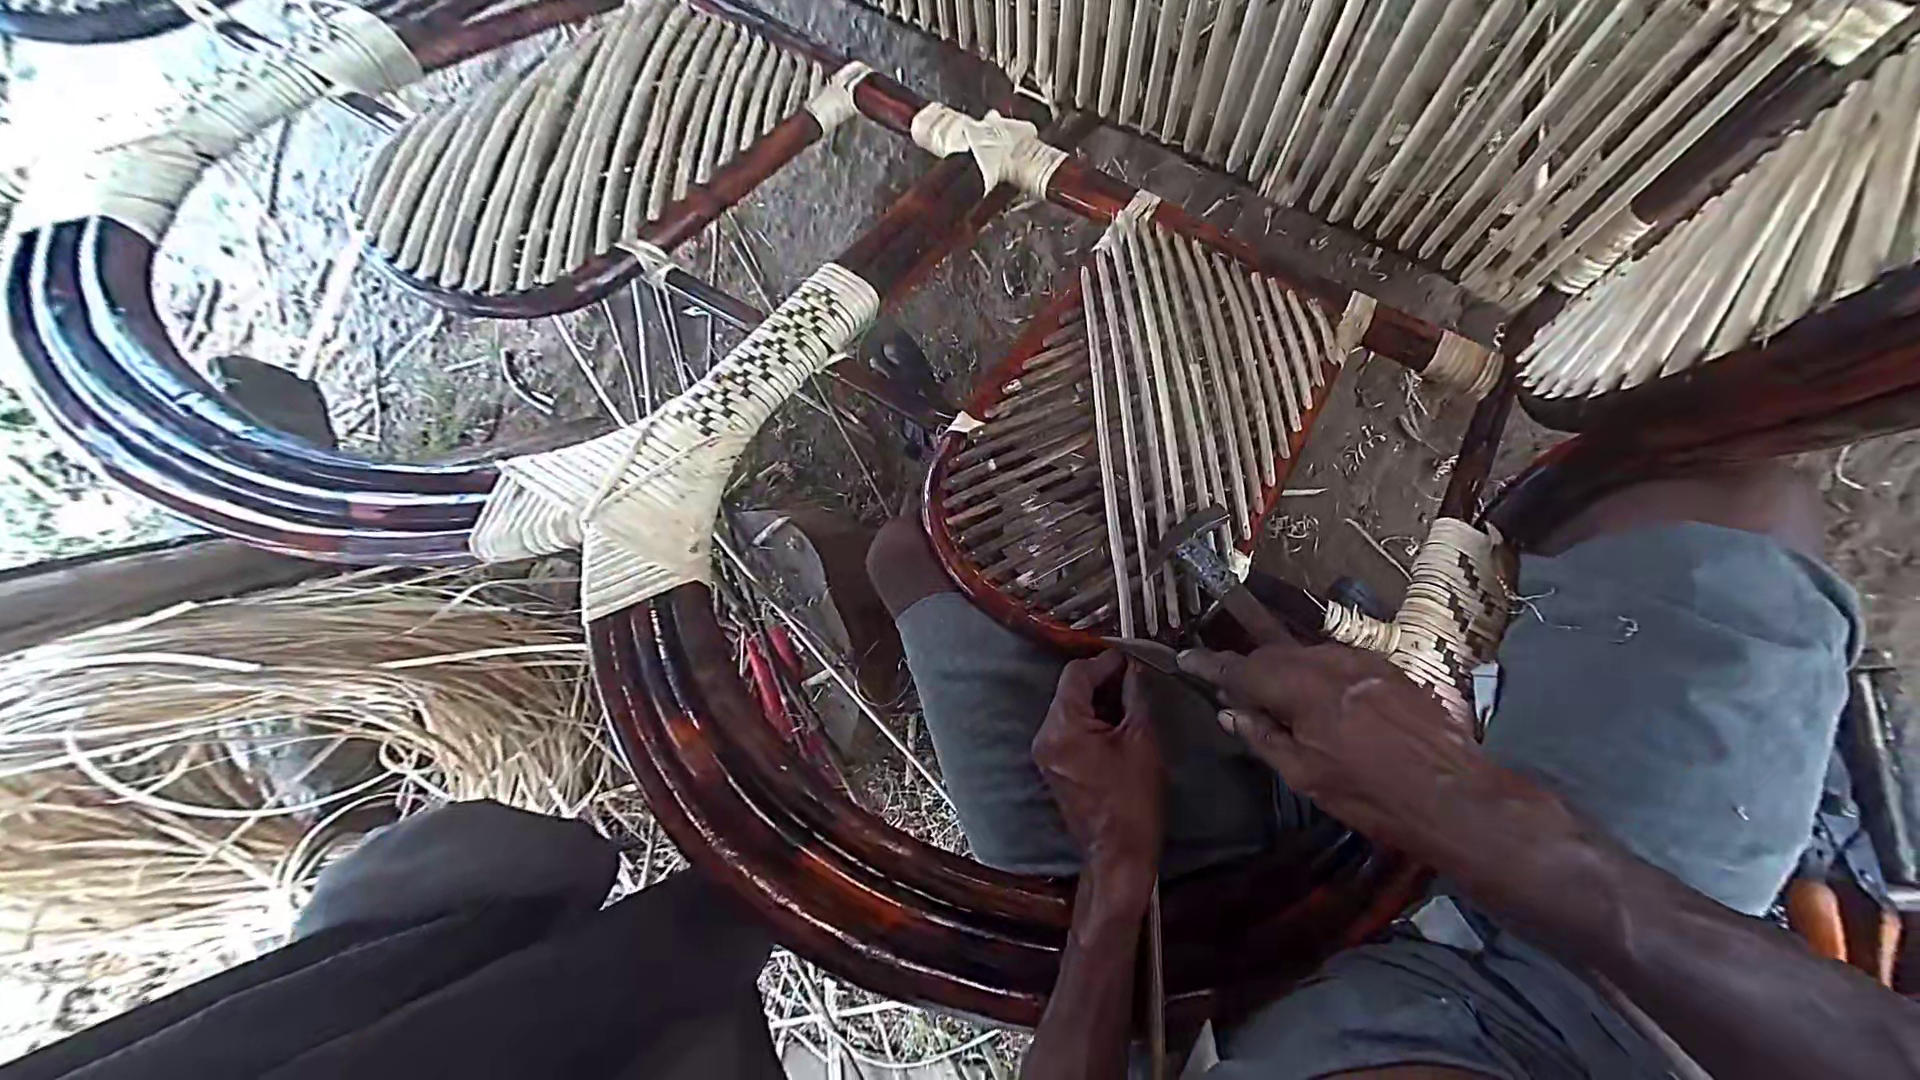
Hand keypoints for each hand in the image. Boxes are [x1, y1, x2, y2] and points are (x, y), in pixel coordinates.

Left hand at [1032, 651, 1163, 879]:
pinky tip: (1115, 719)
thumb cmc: (1133, 800)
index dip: (1104, 661)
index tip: (1128, 658)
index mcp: (1062, 727)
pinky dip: (1089, 717)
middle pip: (1069, 689)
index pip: (1076, 674)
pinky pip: (1068, 726)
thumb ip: (1134, 696)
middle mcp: (1044, 735)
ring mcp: (1044, 750)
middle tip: (1132, 676)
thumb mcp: (1141, 739)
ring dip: (1096, 698)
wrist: (1119, 854)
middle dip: (1101, 679)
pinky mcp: (1051, 762)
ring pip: (1069, 707)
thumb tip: (1133, 668)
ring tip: (1128, 697)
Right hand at [1177, 643, 1487, 858]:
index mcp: (1302, 689)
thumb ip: (1262, 737)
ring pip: (1301, 654)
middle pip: (1269, 655)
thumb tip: (1230, 713)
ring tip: (1278, 701)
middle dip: (1247, 670)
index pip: (1241, 669)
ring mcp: (1360, 661)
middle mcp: (1328, 663)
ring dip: (1281, 672)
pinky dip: (1313, 673)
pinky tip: (1319, 700)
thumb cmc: (1372, 795)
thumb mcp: (1305, 776)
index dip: (1209, 665)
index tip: (1185, 659)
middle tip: (1234, 695)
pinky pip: (1333, 660)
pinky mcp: (1385, 667)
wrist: (1459, 798)